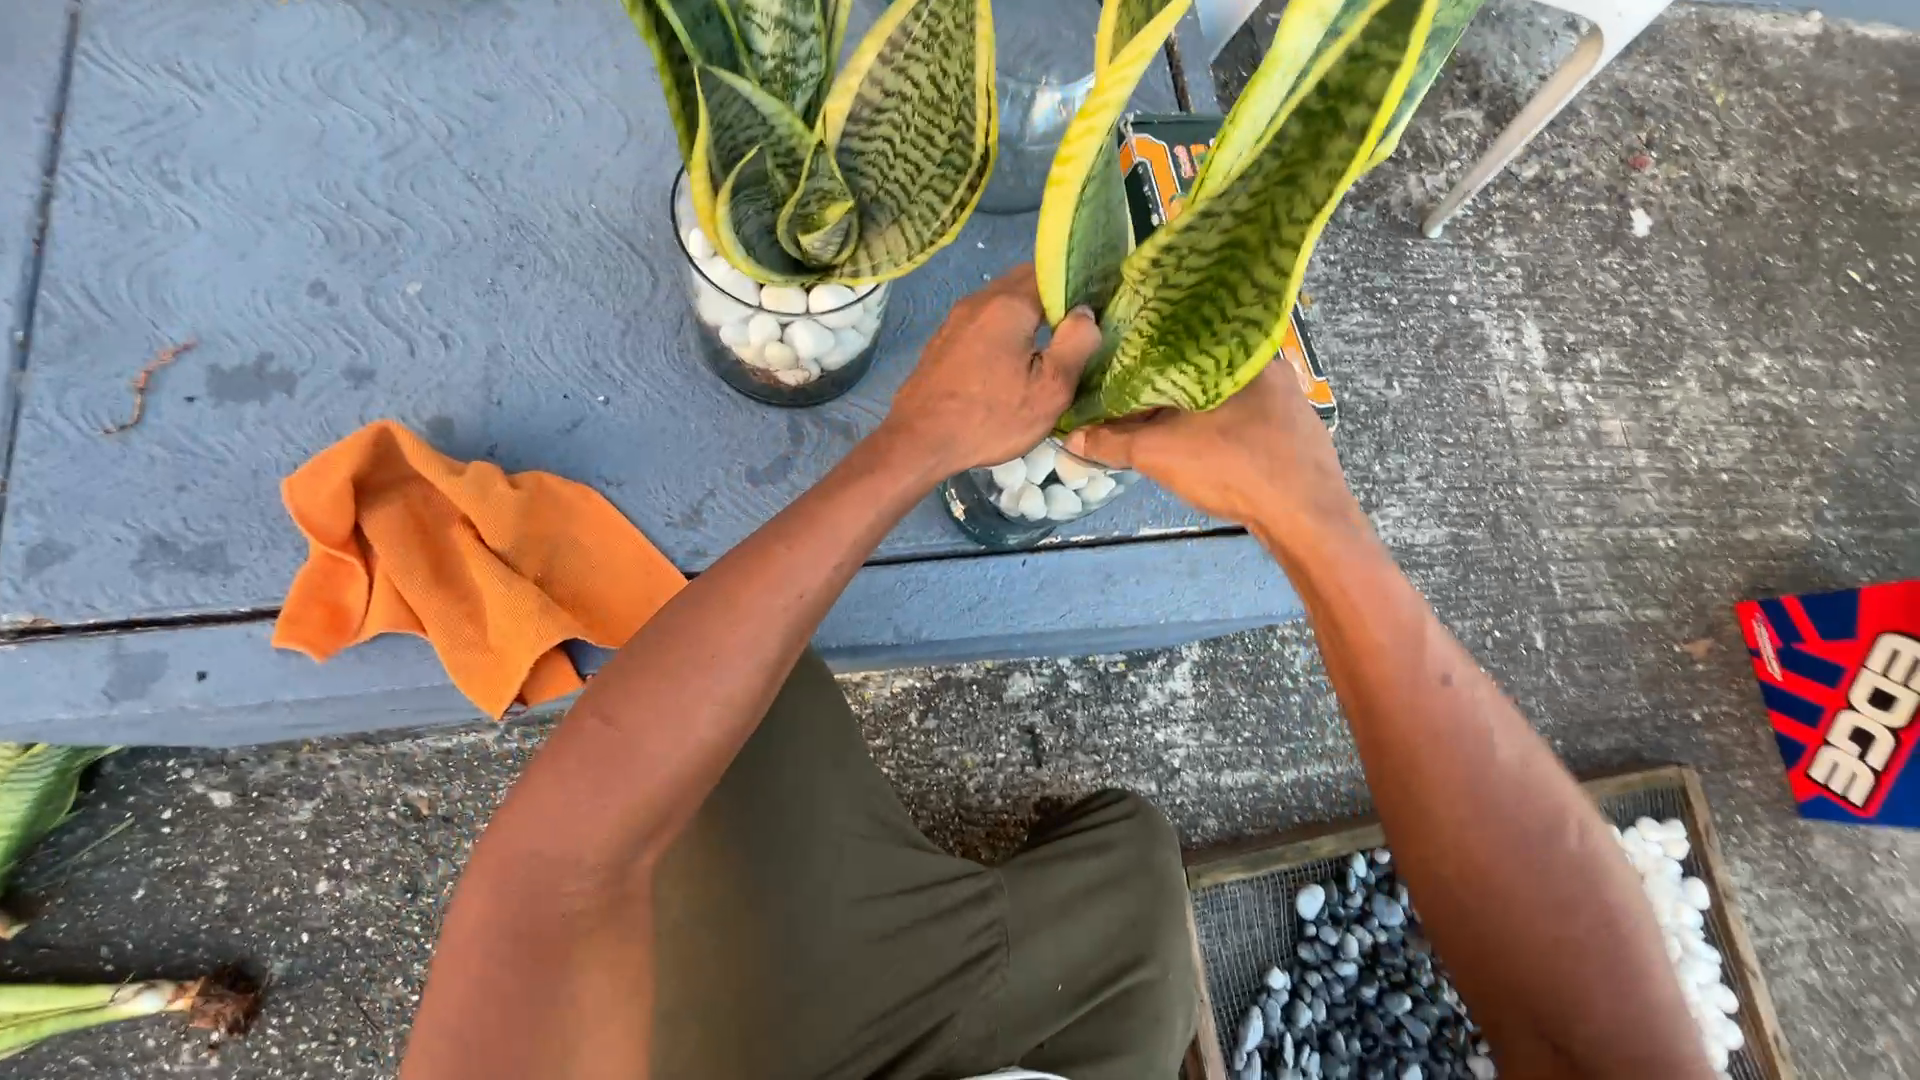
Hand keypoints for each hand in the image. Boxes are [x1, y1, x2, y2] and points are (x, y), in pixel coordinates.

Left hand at [879, 265, 1101, 477]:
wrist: (919, 441)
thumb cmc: (990, 418)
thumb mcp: (1050, 390)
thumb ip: (1076, 345)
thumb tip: (1086, 313)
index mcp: (1009, 304)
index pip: (1053, 273)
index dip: (1078, 289)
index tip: (1094, 314)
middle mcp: (979, 300)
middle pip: (1024, 283)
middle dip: (1052, 301)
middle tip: (1073, 335)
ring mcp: (955, 320)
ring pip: (1001, 304)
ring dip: (1025, 318)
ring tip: (1044, 351)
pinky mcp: (942, 342)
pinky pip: (982, 324)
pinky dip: (1001, 333)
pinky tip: (1008, 363)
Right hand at [1062, 365, 1359, 532]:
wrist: (1304, 516)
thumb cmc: (1233, 466)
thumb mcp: (1159, 453)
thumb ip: (1111, 441)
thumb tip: (1072, 436)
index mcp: (1235, 351)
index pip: (1174, 340)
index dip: (1137, 354)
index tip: (1109, 366)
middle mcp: (1263, 363)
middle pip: (1194, 366)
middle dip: (1157, 383)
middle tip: (1121, 395)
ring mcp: (1282, 395)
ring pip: (1215, 391)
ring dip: (1181, 406)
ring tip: (1145, 416)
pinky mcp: (1288, 426)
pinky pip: (1234, 412)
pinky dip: (1206, 421)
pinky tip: (1188, 436)